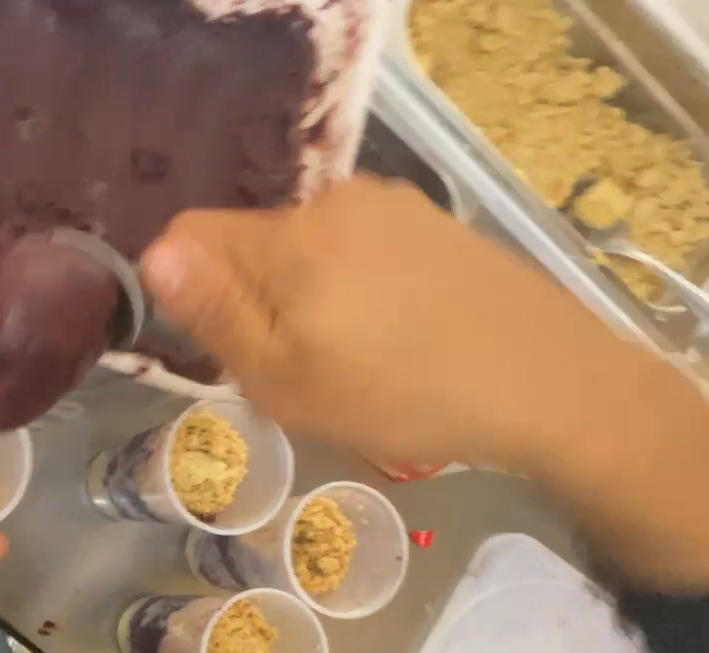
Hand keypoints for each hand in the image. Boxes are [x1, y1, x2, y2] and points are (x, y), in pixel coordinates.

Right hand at [140, 176, 647, 472]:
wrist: (554, 387)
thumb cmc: (397, 395)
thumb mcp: (280, 375)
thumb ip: (214, 312)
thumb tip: (153, 255)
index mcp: (289, 238)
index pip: (186, 233)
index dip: (177, 285)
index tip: (209, 341)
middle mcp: (334, 202)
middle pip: (244, 245)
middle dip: (242, 300)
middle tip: (282, 366)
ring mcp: (390, 207)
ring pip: (295, 250)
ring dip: (290, 298)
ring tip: (336, 356)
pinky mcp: (429, 223)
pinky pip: (347, 249)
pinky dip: (338, 288)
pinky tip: (381, 334)